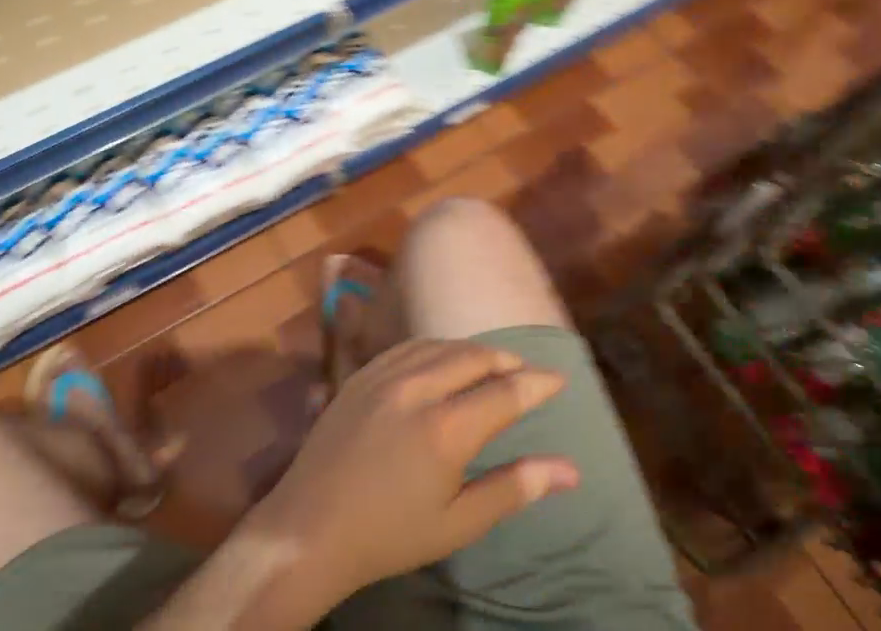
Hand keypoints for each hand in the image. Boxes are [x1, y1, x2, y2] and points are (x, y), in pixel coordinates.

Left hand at [242, 340, 577, 608]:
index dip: (537, 383)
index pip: (505, 391)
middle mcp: (415, 390)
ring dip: (470, 350)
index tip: (560, 380)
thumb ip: (514, 488)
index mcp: (446, 428)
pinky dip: (432, 347)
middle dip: (506, 360)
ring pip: (436, 345)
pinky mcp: (357, 378)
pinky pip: (403, 348)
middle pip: (472, 357)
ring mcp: (381, 378)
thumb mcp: (459, 522)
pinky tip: (439, 358)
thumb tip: (570, 469)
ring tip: (490, 363)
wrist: (311, 527)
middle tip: (527, 371)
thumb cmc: (390, 534)